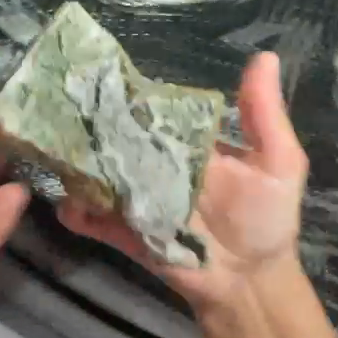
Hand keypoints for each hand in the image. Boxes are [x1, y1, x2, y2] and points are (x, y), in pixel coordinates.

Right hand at [59, 52, 306, 308]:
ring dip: (74, 168)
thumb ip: (264, 115)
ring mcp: (132, 199)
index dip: (124, 98)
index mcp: (183, 145)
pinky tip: (73, 205)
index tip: (98, 79)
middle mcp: (151, 166)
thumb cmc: (267, 219)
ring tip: (60, 159)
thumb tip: (264, 56)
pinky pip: (88, 218)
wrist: (249, 280)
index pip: (147, 114)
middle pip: (111, 142)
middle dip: (86, 131)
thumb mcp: (277, 162)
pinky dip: (74, 211)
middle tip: (61, 116)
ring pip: (92, 176)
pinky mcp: (120, 231)